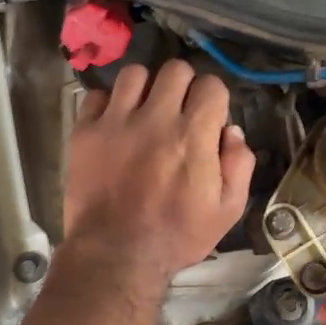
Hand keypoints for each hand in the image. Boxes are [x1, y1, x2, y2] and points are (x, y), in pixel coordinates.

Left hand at [64, 61, 255, 281]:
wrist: (117, 255)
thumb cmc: (178, 236)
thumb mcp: (228, 210)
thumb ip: (239, 165)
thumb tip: (232, 131)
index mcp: (193, 135)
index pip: (211, 85)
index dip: (214, 99)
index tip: (209, 118)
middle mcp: (155, 119)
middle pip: (175, 69)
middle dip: (184, 86)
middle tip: (180, 111)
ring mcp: (116, 123)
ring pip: (135, 74)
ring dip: (147, 88)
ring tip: (146, 111)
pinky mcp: (85, 132)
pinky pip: (97, 95)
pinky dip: (110, 104)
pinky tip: (117, 124)